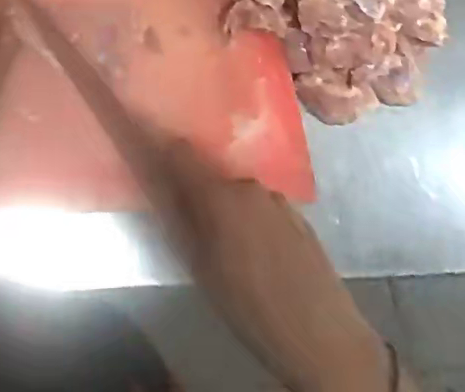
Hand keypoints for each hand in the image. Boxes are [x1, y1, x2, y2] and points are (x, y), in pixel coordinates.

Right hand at [157, 140, 393, 391]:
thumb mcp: (201, 268)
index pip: (179, 150)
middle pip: (208, 169)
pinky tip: (247, 242)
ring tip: (214, 233)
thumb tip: (158, 185)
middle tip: (177, 203)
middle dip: (189, 179)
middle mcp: (248, 184)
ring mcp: (276, 197)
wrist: (325, 337)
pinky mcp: (296, 213)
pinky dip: (244, 211)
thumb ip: (179, 219)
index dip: (157, 138)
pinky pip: (258, 201)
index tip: (139, 128)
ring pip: (234, 187)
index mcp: (220, 194)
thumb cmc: (251, 305)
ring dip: (219, 198)